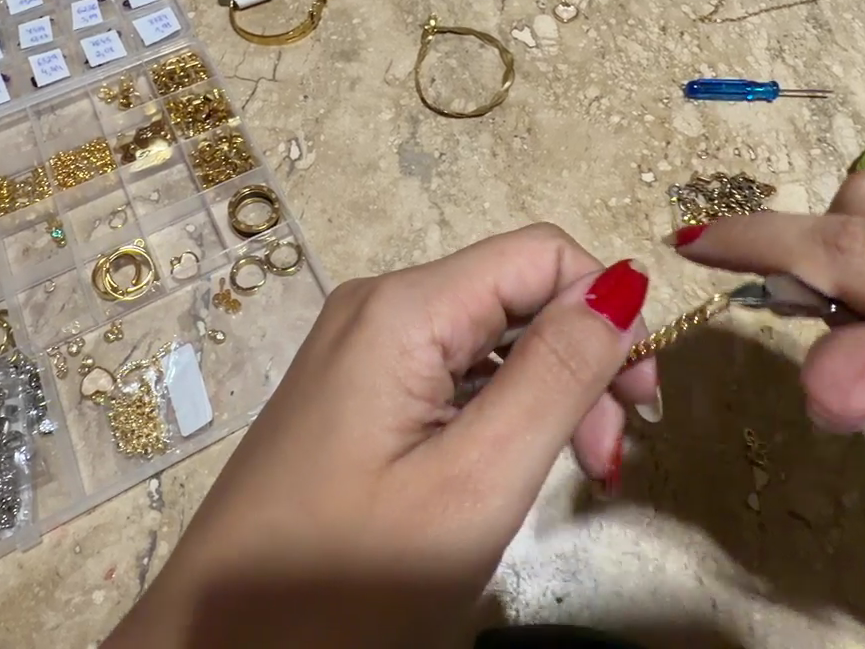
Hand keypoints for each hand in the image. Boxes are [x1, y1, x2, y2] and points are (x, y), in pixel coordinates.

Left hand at [106, 224, 659, 647]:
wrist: (221, 638)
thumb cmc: (351, 578)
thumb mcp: (475, 482)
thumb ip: (556, 376)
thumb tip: (623, 285)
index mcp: (403, 307)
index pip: (539, 253)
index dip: (606, 305)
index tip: (642, 399)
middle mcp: (380, 304)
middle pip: (514, 292)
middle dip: (580, 357)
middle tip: (614, 453)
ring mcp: (362, 344)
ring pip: (488, 334)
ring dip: (547, 387)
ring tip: (580, 467)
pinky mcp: (357, 385)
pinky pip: (450, 368)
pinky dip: (500, 405)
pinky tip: (516, 459)